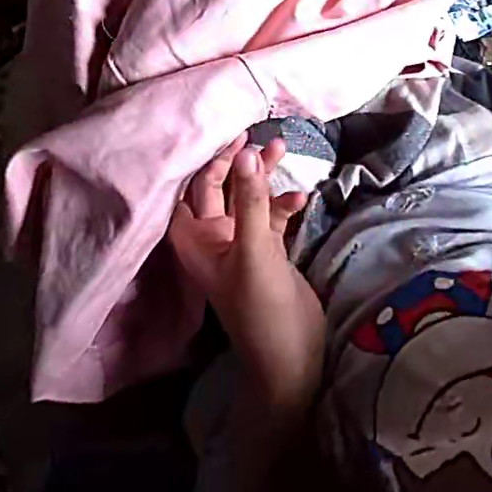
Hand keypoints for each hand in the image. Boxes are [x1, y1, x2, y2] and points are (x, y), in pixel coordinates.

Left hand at [169, 133, 324, 410]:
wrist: (292, 357)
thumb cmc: (260, 308)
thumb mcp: (254, 251)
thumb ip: (252, 202)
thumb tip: (247, 153)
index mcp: (196, 241)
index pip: (189, 190)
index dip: (204, 161)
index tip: (229, 134)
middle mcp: (214, 238)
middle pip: (220, 189)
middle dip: (238, 162)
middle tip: (257, 135)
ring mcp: (242, 244)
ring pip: (249, 198)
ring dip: (264, 177)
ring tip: (283, 149)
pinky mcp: (268, 249)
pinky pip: (272, 215)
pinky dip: (284, 204)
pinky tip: (302, 198)